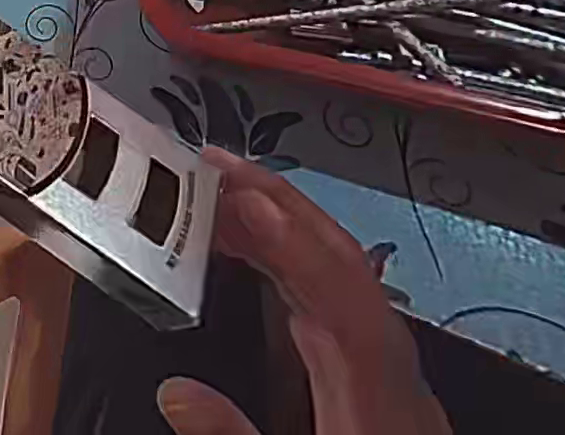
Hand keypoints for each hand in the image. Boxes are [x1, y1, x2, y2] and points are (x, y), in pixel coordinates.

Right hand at [157, 148, 449, 434]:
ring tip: (218, 190)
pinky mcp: (364, 357)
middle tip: (216, 165)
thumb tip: (176, 391)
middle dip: (279, 201)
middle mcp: (388, 365)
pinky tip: (243, 240)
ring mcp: (379, 356)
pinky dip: (280, 249)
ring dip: (275, 217)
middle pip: (342, 260)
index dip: (295, 246)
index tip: (245, 201)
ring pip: (333, 263)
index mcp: (382, 400)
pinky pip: (323, 283)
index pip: (344, 304)